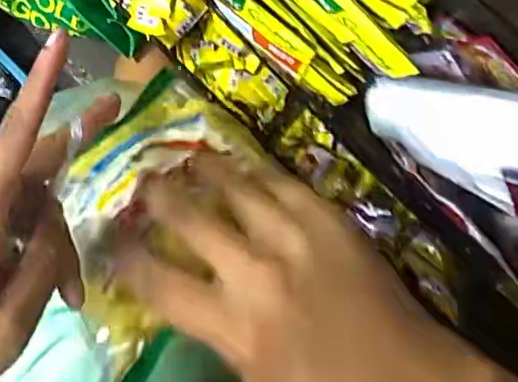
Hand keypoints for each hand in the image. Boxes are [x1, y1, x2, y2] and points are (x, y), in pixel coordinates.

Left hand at [0, 31, 119, 381]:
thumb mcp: (8, 322)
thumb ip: (45, 264)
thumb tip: (59, 226)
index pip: (20, 127)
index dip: (43, 79)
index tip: (60, 37)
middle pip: (39, 169)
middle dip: (76, 174)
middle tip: (116, 144)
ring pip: (30, 205)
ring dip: (55, 241)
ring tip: (73, 296)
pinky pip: (10, 224)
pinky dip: (34, 250)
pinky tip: (52, 291)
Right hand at [112, 156, 509, 381]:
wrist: (408, 376)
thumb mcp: (258, 379)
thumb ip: (218, 341)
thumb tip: (186, 305)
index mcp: (236, 327)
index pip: (161, 285)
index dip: (127, 259)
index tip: (109, 238)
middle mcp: (256, 271)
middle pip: (192, 220)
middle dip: (160, 198)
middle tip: (141, 180)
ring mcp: (293, 235)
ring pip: (235, 188)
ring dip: (205, 171)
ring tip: (183, 157)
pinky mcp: (325, 215)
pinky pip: (280, 180)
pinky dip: (254, 168)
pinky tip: (239, 158)